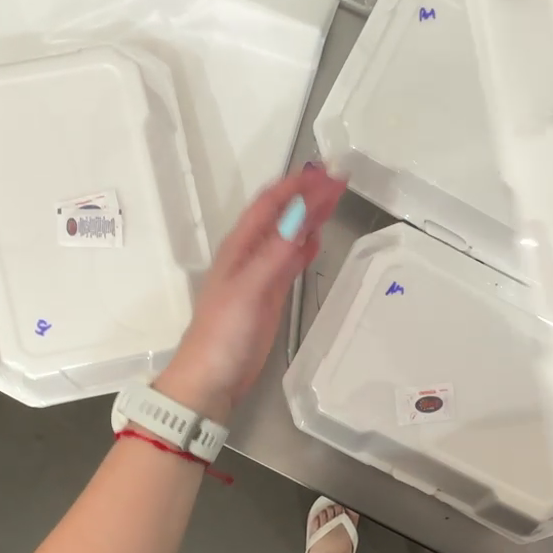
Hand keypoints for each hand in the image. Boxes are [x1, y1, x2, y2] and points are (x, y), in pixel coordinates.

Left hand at [155, 167, 348, 420]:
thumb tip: (302, 213)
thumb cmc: (224, 334)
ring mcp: (259, 277)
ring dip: (309, 218)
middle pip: (281, 216)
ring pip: (287, 236)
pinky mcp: (269, 298)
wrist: (211, 380)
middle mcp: (249, 255)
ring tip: (335, 201)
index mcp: (239, 248)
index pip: (271, 204)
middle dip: (309, 196)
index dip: (298, 186)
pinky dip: (304, 248)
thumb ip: (277, 252)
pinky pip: (288, 262)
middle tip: (341, 180)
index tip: (329, 171)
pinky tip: (316, 241)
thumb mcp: (251, 289)